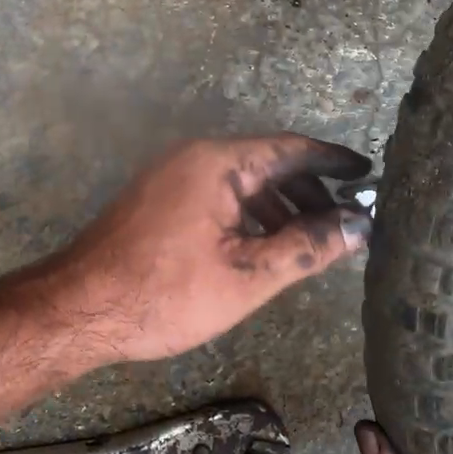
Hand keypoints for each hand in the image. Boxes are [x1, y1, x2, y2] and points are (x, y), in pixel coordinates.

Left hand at [40, 133, 372, 363]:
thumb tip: (358, 225)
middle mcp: (194, 155)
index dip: (333, 160)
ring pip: (241, 180)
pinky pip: (217, 192)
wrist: (83, 305)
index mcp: (218, 162)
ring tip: (312, 242)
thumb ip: (306, 247)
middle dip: (309, 190)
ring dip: (279, 206)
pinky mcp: (160, 196)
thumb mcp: (247, 275)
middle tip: (345, 223)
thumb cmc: (167, 292)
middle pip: (266, 162)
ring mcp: (172, 174)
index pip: (290, 148)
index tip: (369, 173)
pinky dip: (248, 213)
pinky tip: (264, 246)